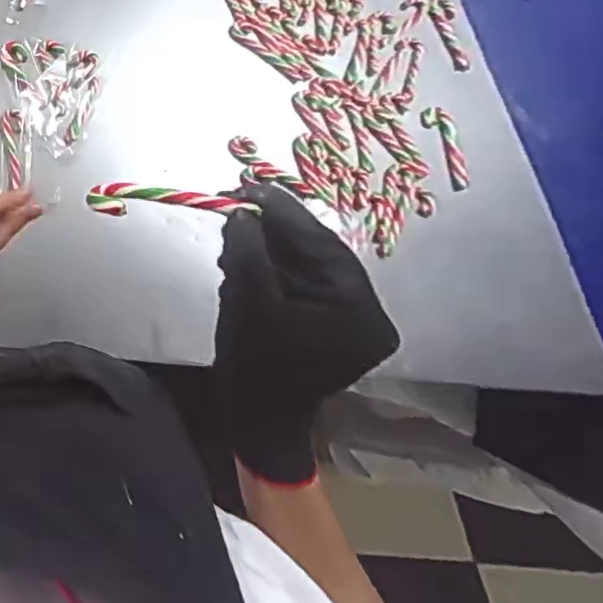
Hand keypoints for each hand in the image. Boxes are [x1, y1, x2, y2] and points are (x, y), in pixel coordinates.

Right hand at [216, 184, 399, 482]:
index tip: (252, 185)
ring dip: (270, 243)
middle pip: (317, 252)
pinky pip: (300, 280)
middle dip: (276, 226)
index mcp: (361, 312)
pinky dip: (271, 264)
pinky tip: (245, 249)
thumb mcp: (251, 303)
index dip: (284, 213)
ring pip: (306, 264)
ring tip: (237, 220)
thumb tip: (242, 212)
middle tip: (240, 197)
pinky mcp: (326, 322)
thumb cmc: (257, 365)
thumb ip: (249, 254)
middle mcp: (366, 312)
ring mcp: (348, 319)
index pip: (322, 246)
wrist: (255, 417)